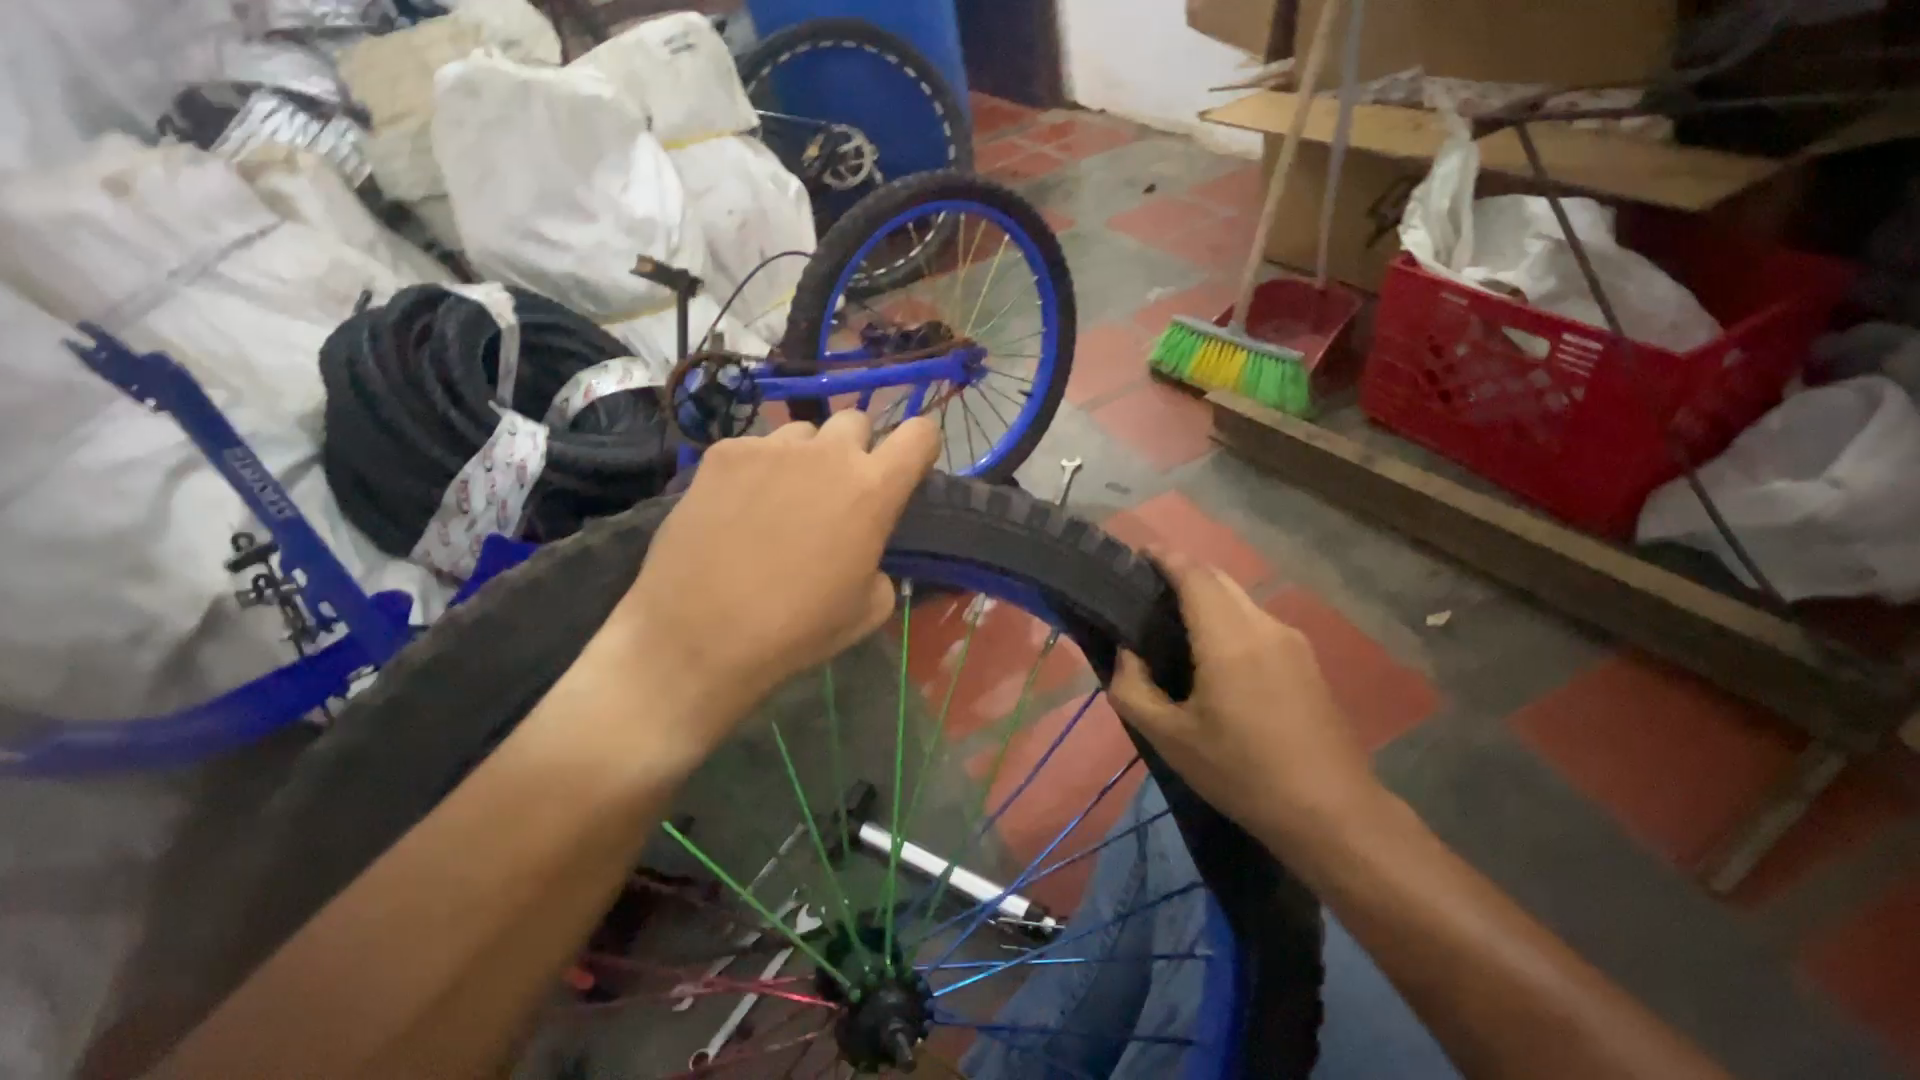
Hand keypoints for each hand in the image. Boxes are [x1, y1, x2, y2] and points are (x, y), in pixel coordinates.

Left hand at [600, 412, 939, 756]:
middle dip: (854, 449)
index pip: (920, 433)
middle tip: (835, 491)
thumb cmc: (796, 629)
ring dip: (803, 457)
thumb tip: (864, 552)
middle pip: (856, 421)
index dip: (917, 447)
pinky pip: (753, 449)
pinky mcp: (723, 453)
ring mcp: (770, 447)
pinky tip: (735, 510)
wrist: (700, 633)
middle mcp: (827, 453)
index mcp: (873, 489)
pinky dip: (754, 471)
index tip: (905, 468)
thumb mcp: (867, 609)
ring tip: (779, 500)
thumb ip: (879, 562)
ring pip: (801, 433)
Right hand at [1110, 552, 1384, 851]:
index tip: (1138, 554)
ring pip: (1243, 601)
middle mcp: (1264, 626)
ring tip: (1178, 622)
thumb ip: (1133, 689)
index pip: (1194, 575)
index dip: (1165, 558)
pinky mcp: (1308, 663)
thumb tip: (1128, 655)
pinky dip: (1230, 620)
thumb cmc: (1242, 773)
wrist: (1330, 810)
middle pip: (1221, 580)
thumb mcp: (1171, 739)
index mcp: (1229, 638)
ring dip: (1209, 598)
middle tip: (1149, 589)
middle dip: (1185, 574)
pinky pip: (1259, 624)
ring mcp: (1293, 643)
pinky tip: (1216, 654)